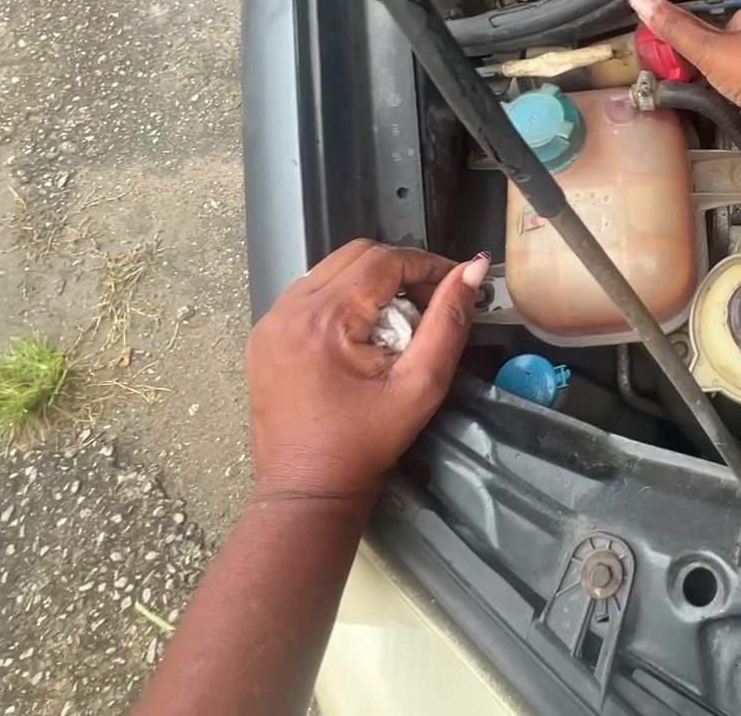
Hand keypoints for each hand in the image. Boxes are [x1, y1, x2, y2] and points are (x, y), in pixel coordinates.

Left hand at [243, 239, 489, 503]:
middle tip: (432, 300)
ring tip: (403, 314)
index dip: (429, 265)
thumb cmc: (369, 439)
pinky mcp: (265, 335)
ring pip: (334, 267)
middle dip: (403, 268)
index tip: (457, 286)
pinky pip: (313, 290)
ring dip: (375, 279)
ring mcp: (270, 321)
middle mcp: (289, 310)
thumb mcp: (423, 381)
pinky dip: (348, 294)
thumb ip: (450, 318)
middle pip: (358, 254)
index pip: (386, 260)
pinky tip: (368, 327)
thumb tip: (475, 267)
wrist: (309, 487)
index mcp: (325, 319)